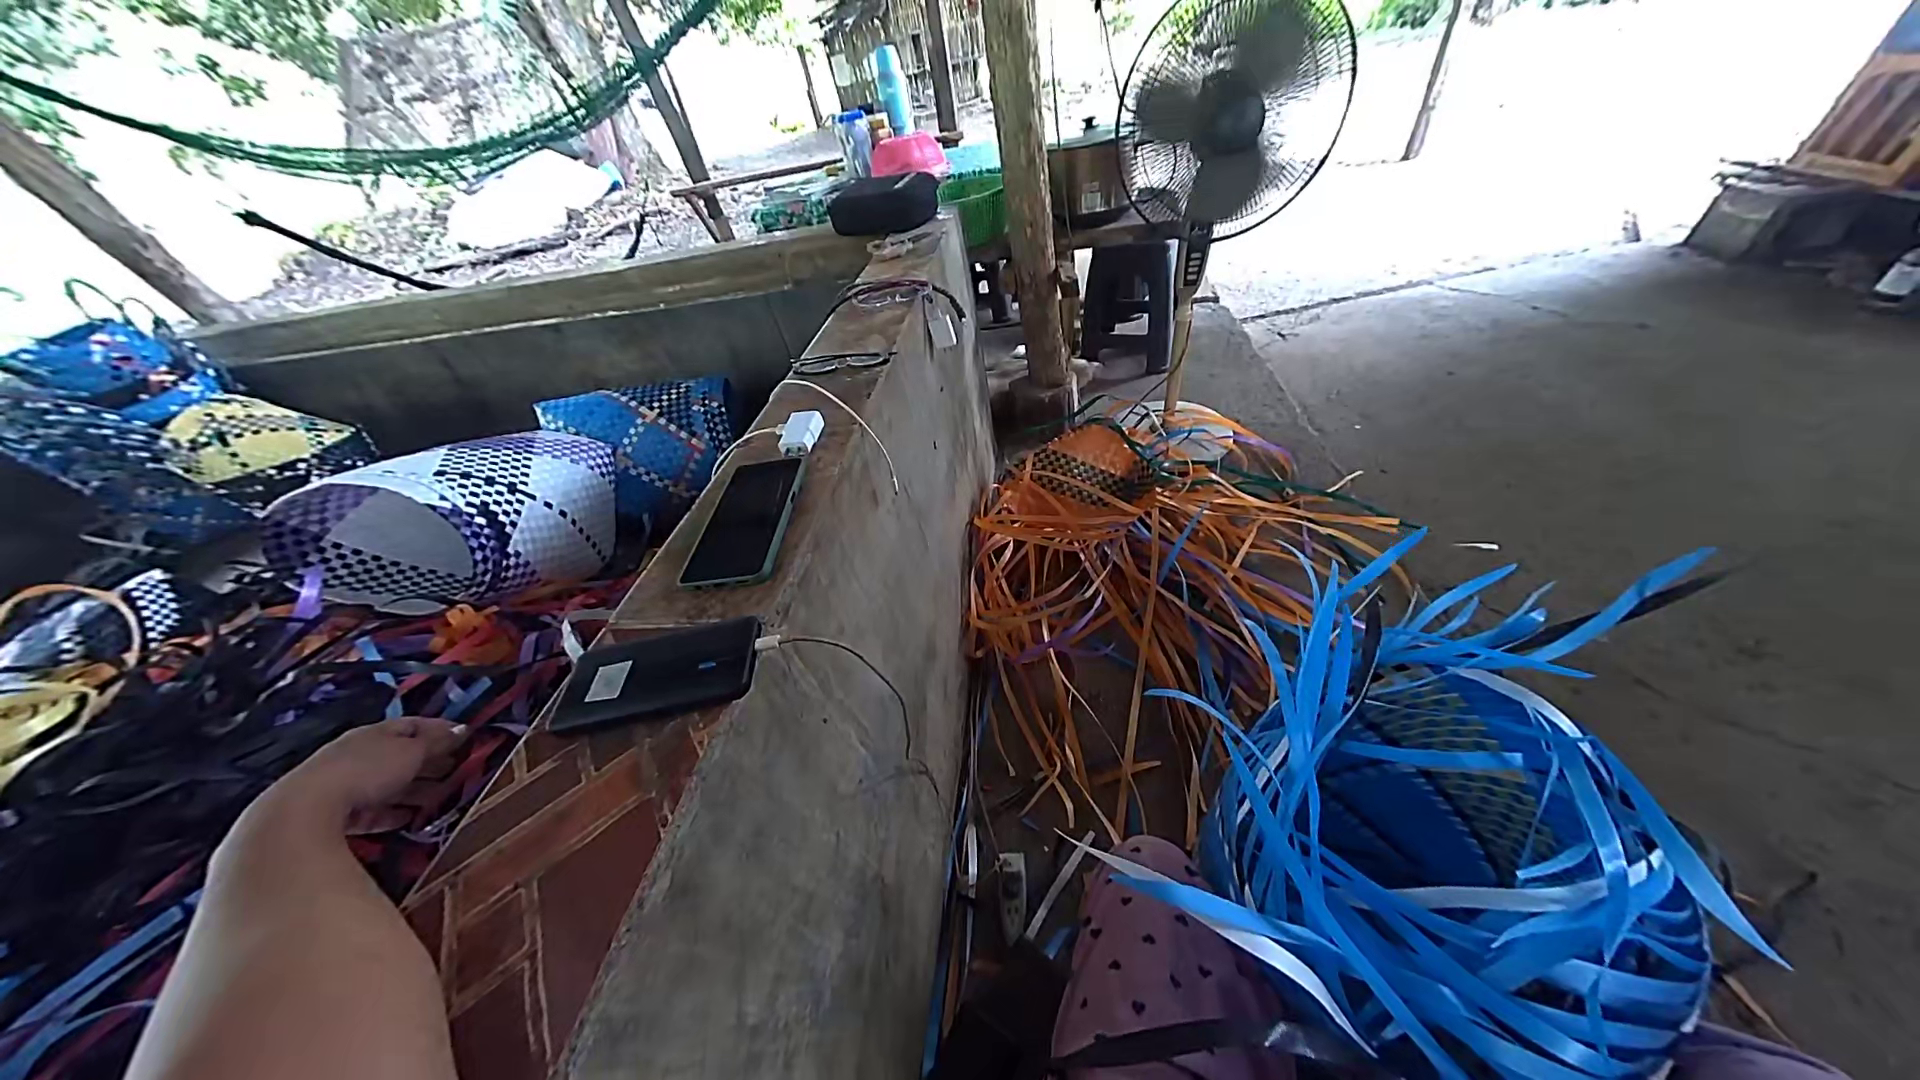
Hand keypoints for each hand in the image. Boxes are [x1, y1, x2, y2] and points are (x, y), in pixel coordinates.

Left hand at [259, 717, 469, 834]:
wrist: (303, 813)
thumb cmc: (368, 770)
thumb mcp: (412, 752)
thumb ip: (438, 742)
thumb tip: (464, 729)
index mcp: (376, 733)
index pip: (415, 725)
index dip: (442, 730)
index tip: (468, 738)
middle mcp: (359, 754)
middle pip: (403, 755)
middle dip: (432, 762)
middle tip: (460, 769)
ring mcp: (345, 785)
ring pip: (390, 784)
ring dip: (416, 790)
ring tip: (442, 797)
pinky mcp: (337, 815)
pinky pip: (373, 810)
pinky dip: (393, 813)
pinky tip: (409, 819)